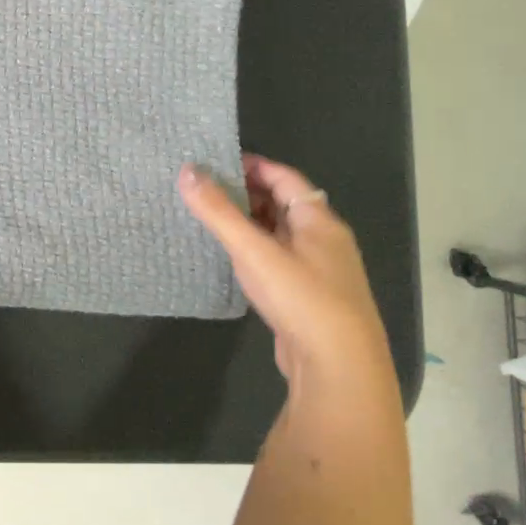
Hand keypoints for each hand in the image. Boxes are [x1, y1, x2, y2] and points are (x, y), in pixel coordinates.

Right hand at [178, 155, 391, 391]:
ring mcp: (317, 267)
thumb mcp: (253, 250)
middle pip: (281, 201)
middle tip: (198, 184)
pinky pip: (274, 253)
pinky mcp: (305, 291)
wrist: (338, 366)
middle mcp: (323, 240)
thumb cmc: (302, 298)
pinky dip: (249, 243)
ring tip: (202, 212)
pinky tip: (224, 251)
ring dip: (244, 218)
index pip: (286, 178)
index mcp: (319, 222)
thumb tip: (187, 170)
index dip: (251, 164)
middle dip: (243, 189)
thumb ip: (217, 210)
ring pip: (276, 229)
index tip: (211, 159)